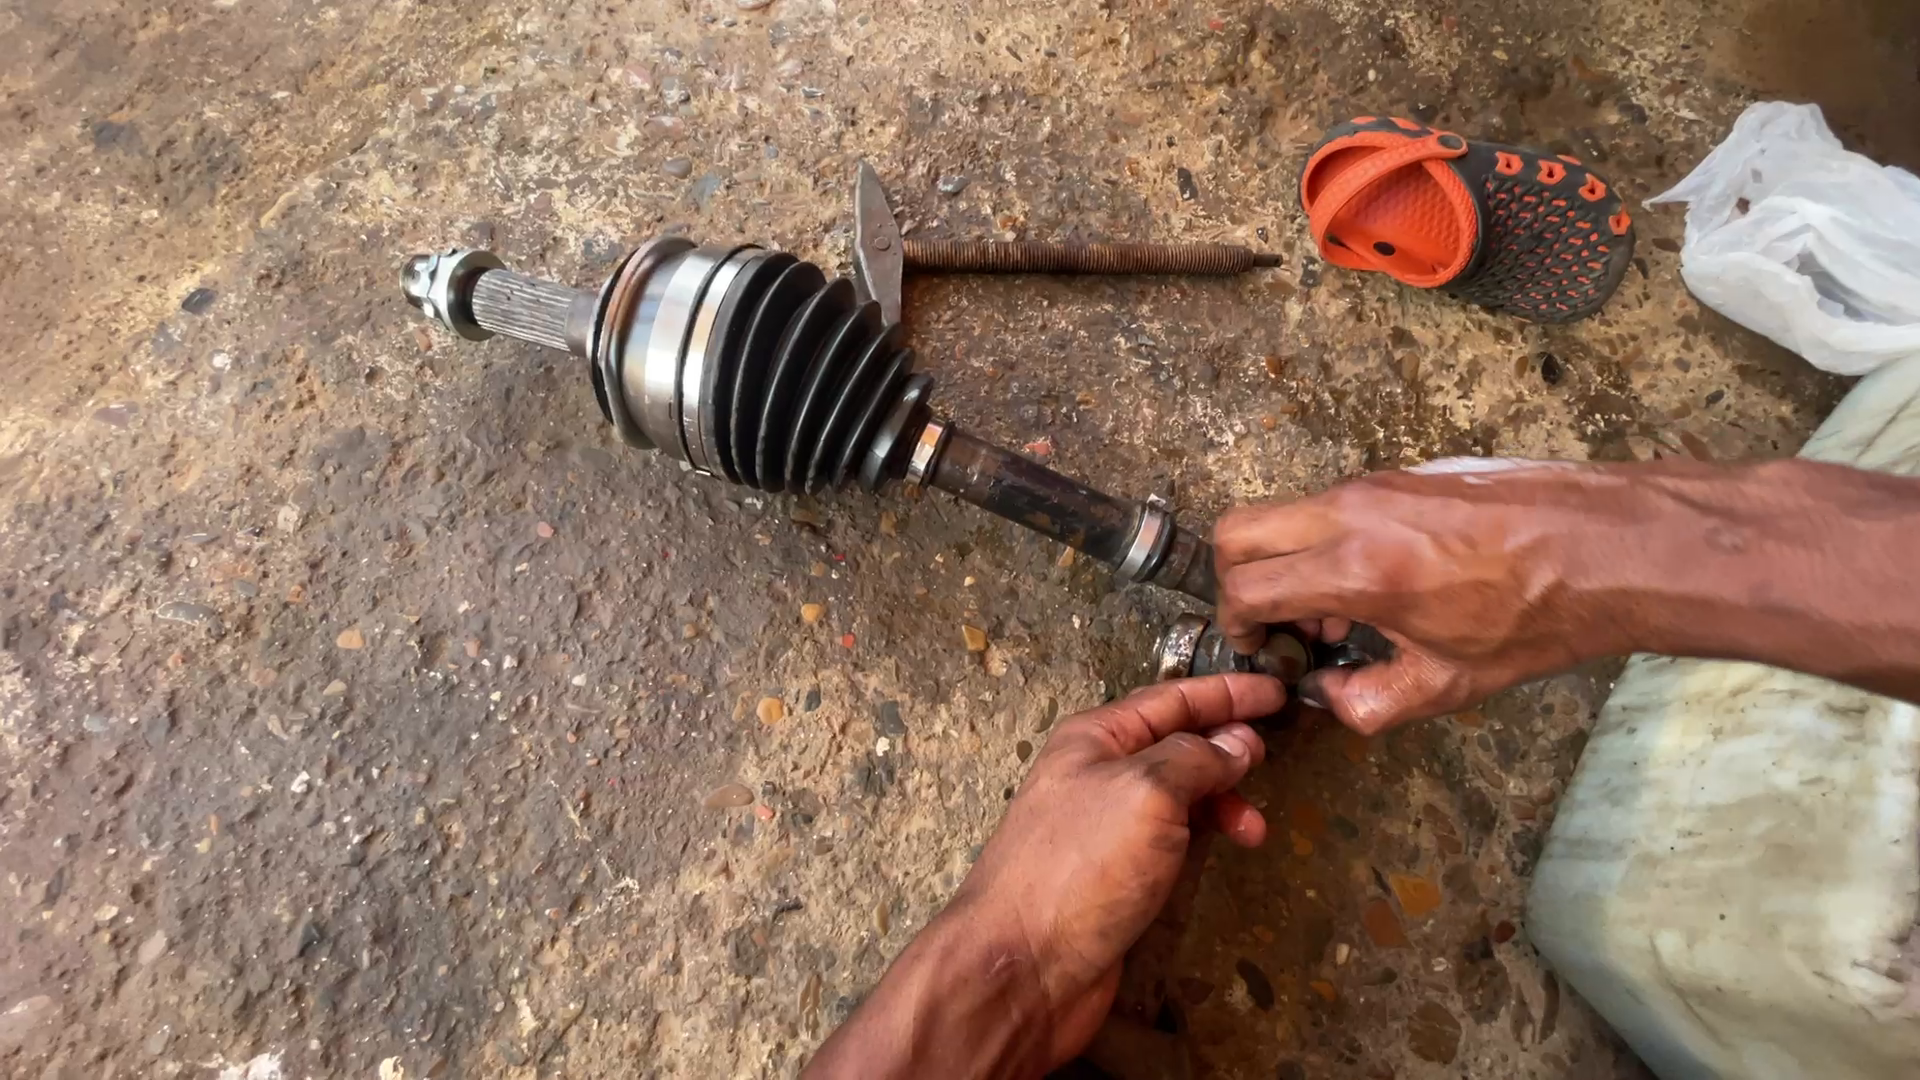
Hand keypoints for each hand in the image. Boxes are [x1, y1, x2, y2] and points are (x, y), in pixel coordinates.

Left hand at [804, 674, 1282, 1077]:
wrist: (1023, 963)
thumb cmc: (1082, 863)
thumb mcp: (1145, 792)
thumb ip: (1194, 759)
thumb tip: (1237, 740)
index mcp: (1096, 736)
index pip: (1171, 699)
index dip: (1225, 693)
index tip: (1277, 692)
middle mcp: (1099, 770)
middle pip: (1174, 741)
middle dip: (1225, 743)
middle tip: (1273, 754)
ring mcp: (1107, 821)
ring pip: (1178, 790)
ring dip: (1221, 798)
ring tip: (1254, 825)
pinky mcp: (1117, 868)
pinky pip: (1172, 832)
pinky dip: (1204, 832)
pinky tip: (1225, 845)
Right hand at [1214, 459, 1676, 733]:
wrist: (1612, 543)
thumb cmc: (1533, 617)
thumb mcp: (1448, 682)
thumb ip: (1367, 702)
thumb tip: (1326, 694)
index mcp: (1354, 570)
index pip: (1246, 586)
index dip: (1235, 622)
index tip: (1255, 644)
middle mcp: (1345, 515)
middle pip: (1235, 531)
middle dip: (1232, 578)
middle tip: (1266, 616)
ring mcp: (1365, 487)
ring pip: (1276, 514)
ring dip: (1279, 560)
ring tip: (1327, 605)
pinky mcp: (1389, 475)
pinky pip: (1320, 506)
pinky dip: (1315, 542)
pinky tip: (1369, 577)